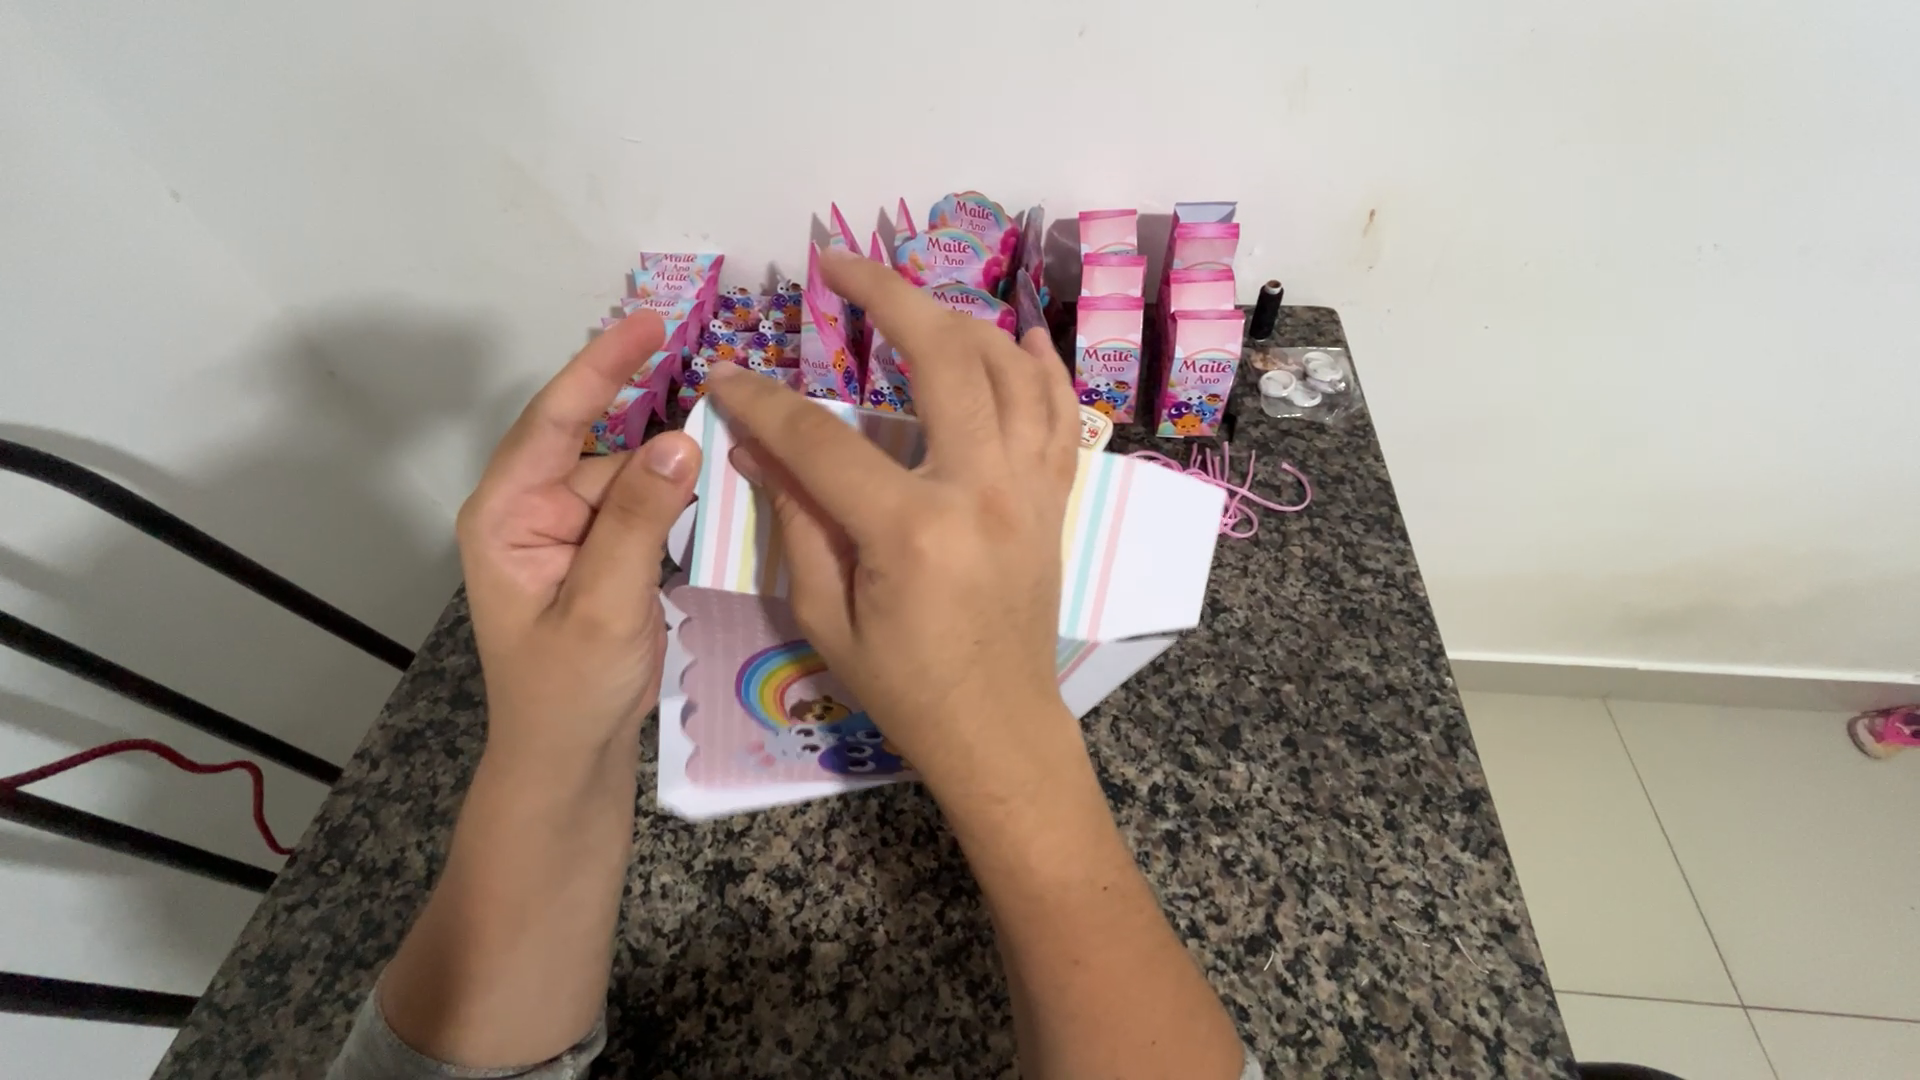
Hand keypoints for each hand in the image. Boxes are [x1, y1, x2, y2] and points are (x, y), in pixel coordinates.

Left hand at [455, 313, 700, 760]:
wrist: (572, 754)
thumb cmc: (569, 688)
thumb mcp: (603, 603)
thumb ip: (637, 519)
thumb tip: (682, 438)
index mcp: (508, 515)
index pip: (553, 421)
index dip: (601, 368)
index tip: (651, 322)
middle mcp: (536, 511)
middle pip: (603, 448)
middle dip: (657, 428)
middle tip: (726, 403)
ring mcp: (573, 533)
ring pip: (632, 478)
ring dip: (675, 470)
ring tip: (732, 455)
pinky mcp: (605, 553)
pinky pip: (645, 508)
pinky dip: (678, 500)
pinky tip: (713, 492)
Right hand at [705, 250, 1081, 794]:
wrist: (998, 728)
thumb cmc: (905, 689)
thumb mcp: (827, 617)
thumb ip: (796, 520)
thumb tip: (754, 446)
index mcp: (912, 530)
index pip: (821, 439)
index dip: (762, 402)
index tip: (724, 378)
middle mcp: (983, 490)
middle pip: (942, 358)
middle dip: (886, 296)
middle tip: (841, 265)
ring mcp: (1030, 489)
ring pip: (1010, 369)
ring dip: (960, 320)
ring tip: (913, 303)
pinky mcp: (1053, 500)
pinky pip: (1059, 414)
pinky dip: (1042, 366)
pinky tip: (1019, 336)